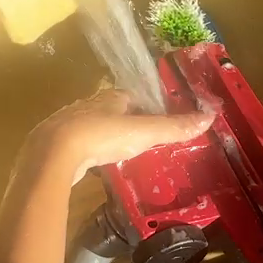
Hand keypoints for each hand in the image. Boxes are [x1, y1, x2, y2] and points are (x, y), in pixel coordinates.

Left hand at [24, 88, 214, 182]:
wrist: (53, 153)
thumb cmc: (102, 136)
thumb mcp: (144, 132)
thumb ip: (174, 127)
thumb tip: (210, 117)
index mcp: (110, 98)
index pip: (131, 97)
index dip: (143, 107)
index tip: (154, 120)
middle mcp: (87, 105)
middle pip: (109, 110)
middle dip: (122, 121)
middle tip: (137, 139)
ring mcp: (67, 124)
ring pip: (89, 127)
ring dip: (102, 137)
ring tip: (116, 154)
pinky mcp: (52, 145)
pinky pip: (74, 146)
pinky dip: (85, 153)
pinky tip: (90, 166)